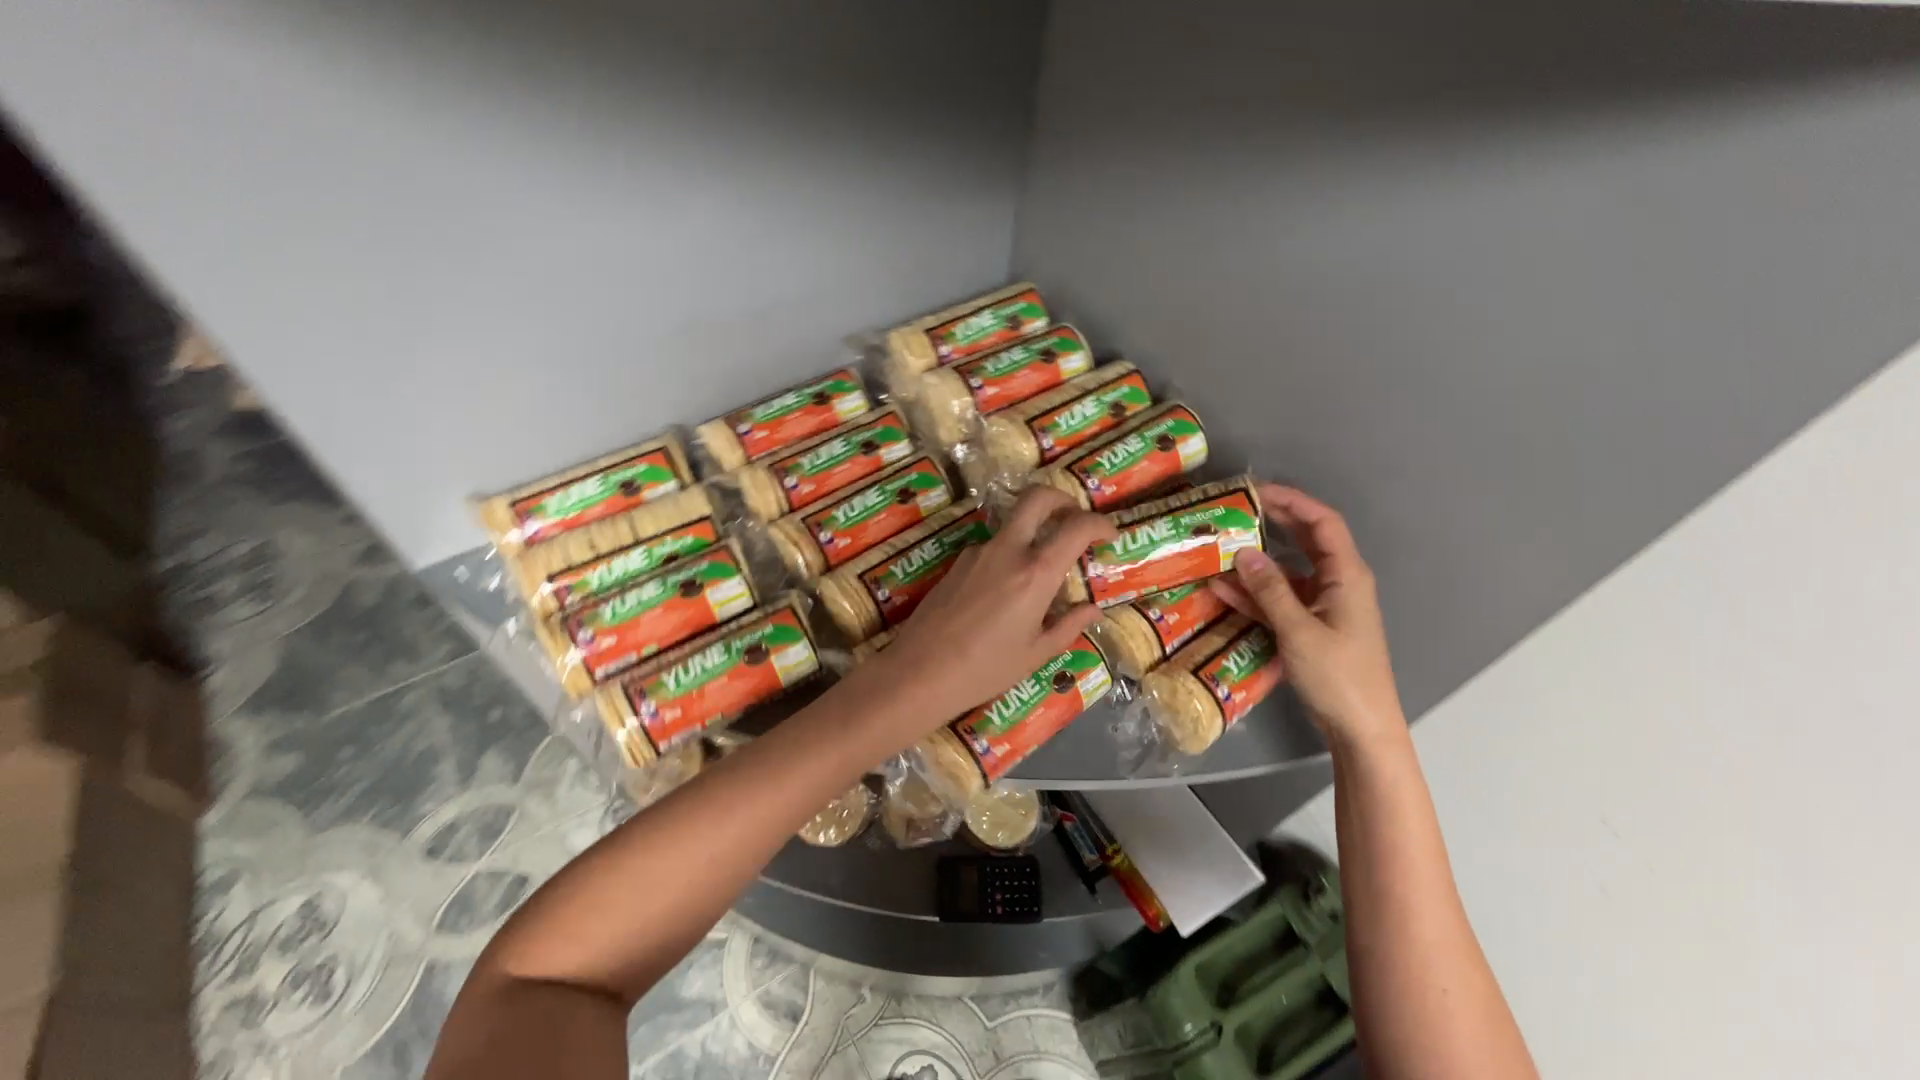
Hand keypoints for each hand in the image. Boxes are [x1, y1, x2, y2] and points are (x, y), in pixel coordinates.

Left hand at [862, 487, 1115, 742]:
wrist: (919, 671)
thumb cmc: (985, 669)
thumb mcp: (1035, 653)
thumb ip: (1068, 625)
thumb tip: (1093, 609)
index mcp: (1035, 573)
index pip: (1076, 527)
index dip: (1100, 523)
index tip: (1110, 535)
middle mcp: (1007, 551)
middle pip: (1037, 498)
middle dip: (1062, 499)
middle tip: (1075, 518)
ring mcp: (977, 552)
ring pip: (1012, 524)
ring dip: (1033, 531)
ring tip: (1042, 570)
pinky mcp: (957, 563)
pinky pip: (992, 548)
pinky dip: (1010, 555)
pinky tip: (1008, 593)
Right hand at [1210, 482, 1406, 746]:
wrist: (1361, 727)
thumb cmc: (1338, 676)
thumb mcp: (1299, 631)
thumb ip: (1270, 591)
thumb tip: (1243, 554)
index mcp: (1346, 576)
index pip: (1323, 523)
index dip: (1292, 501)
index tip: (1256, 491)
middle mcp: (1338, 583)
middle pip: (1306, 541)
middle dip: (1272, 523)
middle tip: (1234, 512)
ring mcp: (1324, 606)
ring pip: (1288, 572)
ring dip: (1256, 563)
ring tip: (1218, 549)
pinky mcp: (1311, 628)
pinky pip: (1281, 601)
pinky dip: (1255, 595)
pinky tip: (1222, 590)